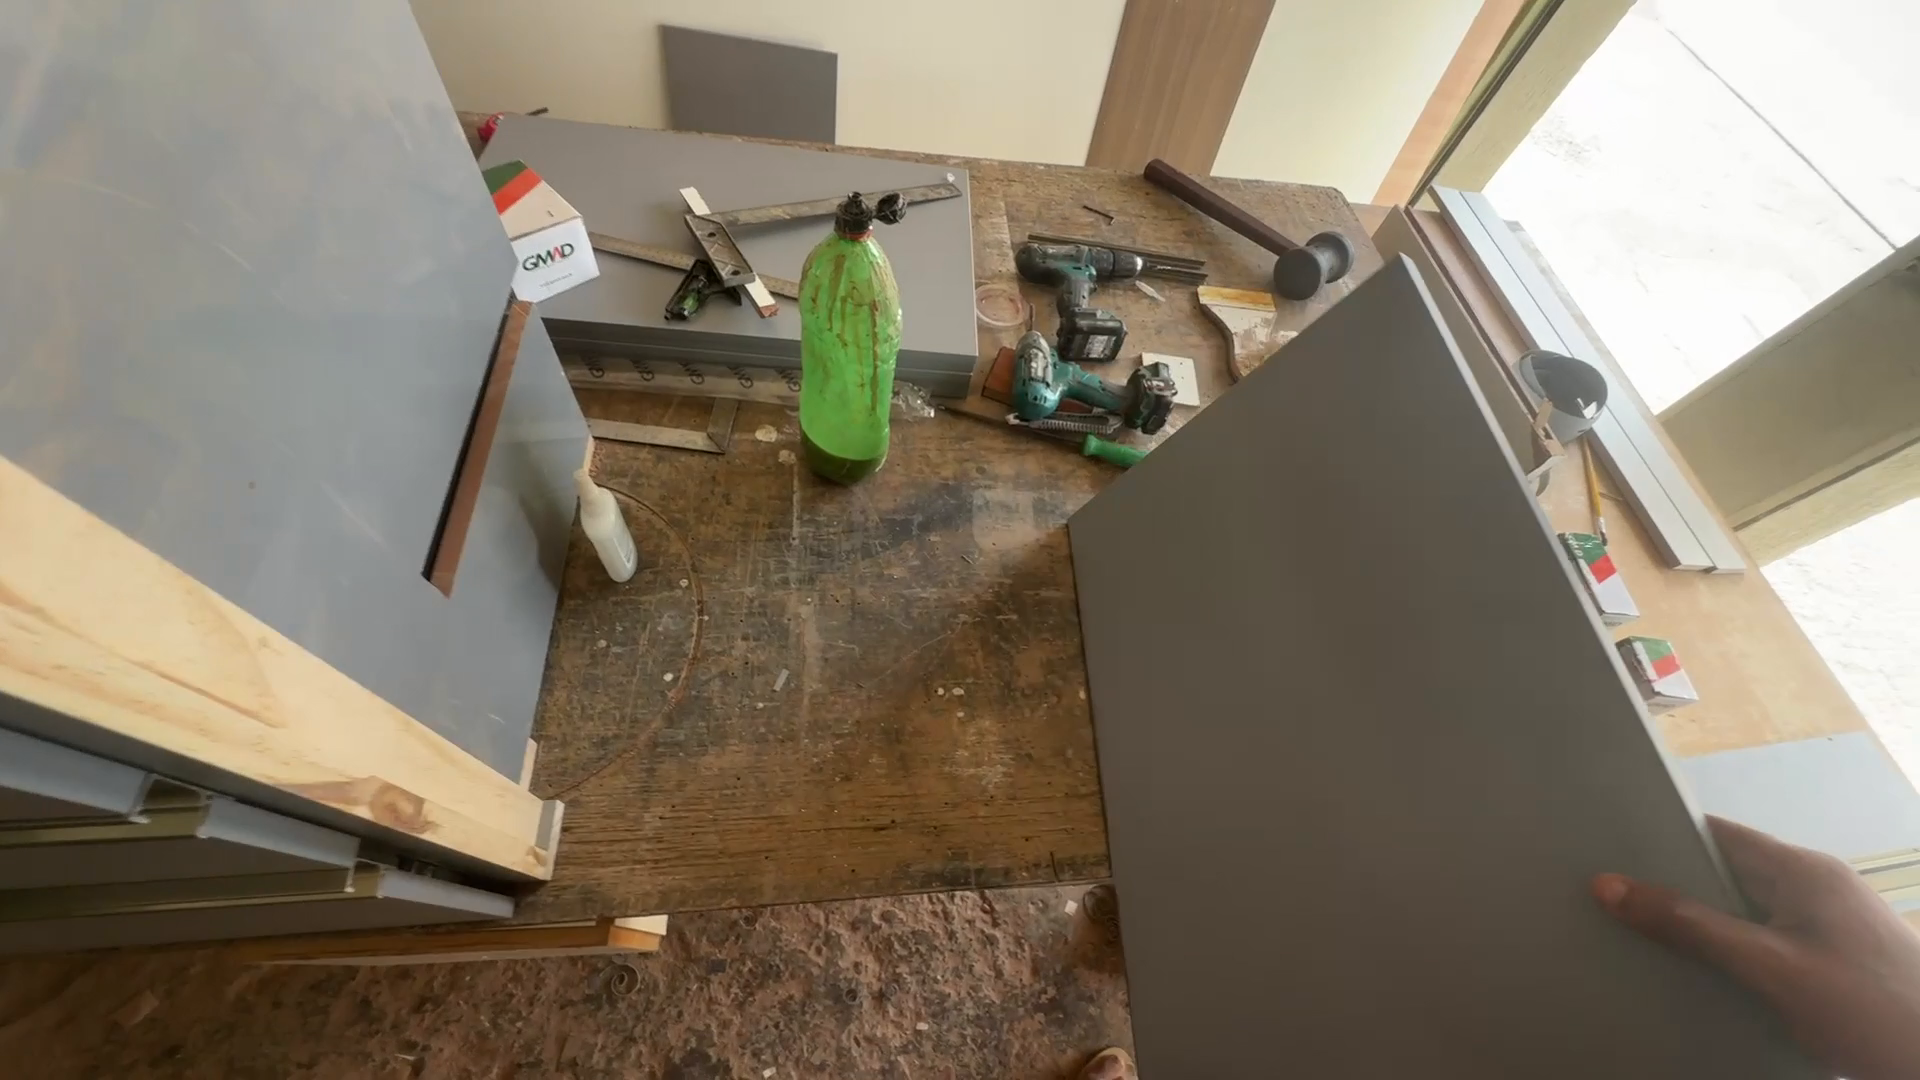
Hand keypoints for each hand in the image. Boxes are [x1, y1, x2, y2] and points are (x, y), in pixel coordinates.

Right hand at [1593, 815, 1919, 1078]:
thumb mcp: (1769, 966)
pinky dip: (1725, 947)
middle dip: (1669, 885)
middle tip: (1612, 895)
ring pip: (1738, 908)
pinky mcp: (1836, 960)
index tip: (1606, 848)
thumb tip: (1603, 884)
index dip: (1657, 834)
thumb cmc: (1874, 1009)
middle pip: (1720, 871)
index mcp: (1802, 869)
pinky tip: (1698, 966)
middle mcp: (1816, 887)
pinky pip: (1760, 938)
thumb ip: (1685, 924)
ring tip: (1643, 931)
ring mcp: (1830, 925)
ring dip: (1697, 922)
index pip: (1711, 832)